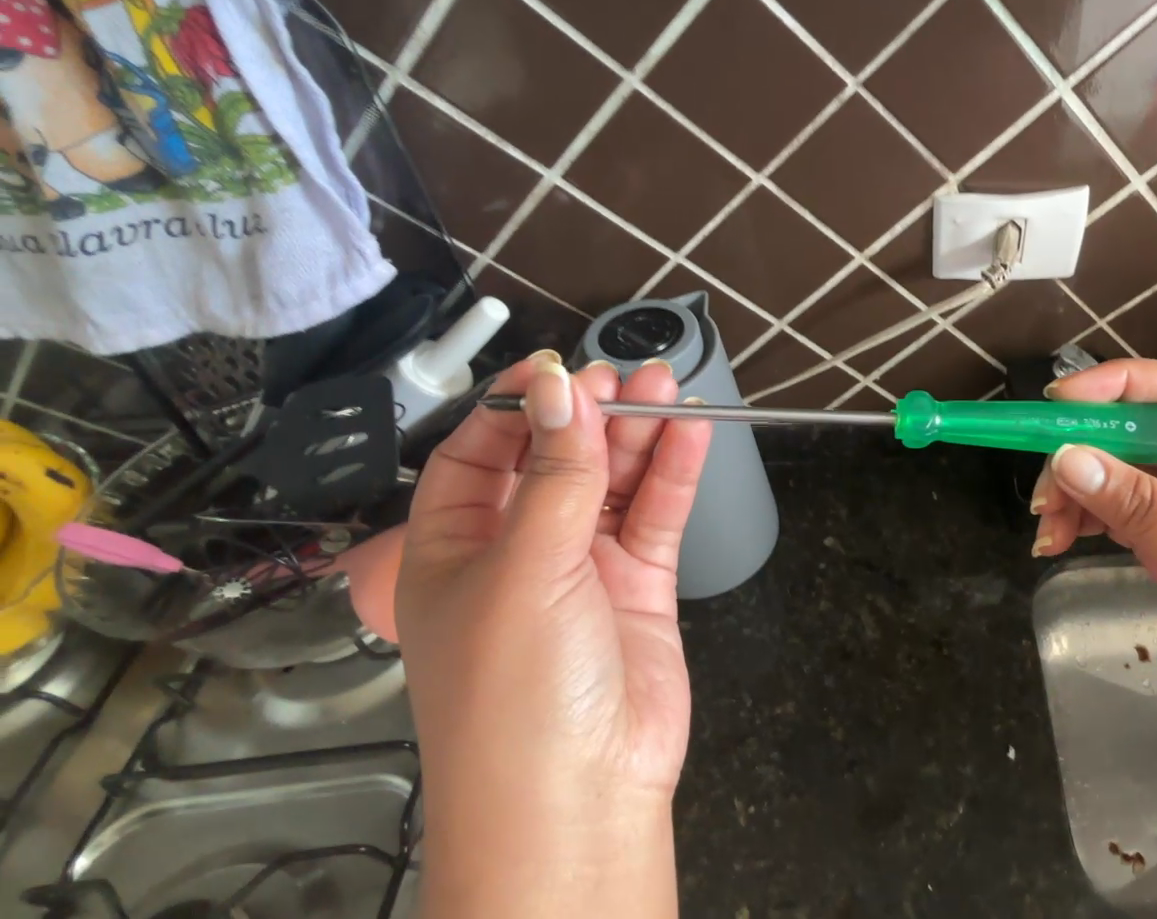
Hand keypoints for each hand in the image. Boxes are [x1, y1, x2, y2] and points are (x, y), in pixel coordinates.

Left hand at [397, 351, 709, 916]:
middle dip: (592, 414)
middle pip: (556, 460)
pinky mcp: (639, 586)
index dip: (518, 408)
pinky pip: (656, 516)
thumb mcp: (525, 568)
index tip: (562, 370)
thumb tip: (563, 387)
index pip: (478, 453)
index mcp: (453, 547)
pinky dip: (674, 474)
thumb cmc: (516, 691)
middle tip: (630, 374)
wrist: (581, 797)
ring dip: (640, 435)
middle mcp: (517, 551)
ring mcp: (583, 568)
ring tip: (670, 387)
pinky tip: (693, 435)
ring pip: (614, 482)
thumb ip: (555, 473)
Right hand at [1029, 359, 1156, 724]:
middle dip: (1083, 453)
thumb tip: (1068, 459)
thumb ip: (1143, 505)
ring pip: (1116, 477)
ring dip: (1074, 493)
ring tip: (1046, 529)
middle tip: (1044, 490)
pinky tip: (1056, 541)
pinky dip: (1081, 523)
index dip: (1120, 383)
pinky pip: (1114, 518)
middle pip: (1135, 434)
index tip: (1061, 398)